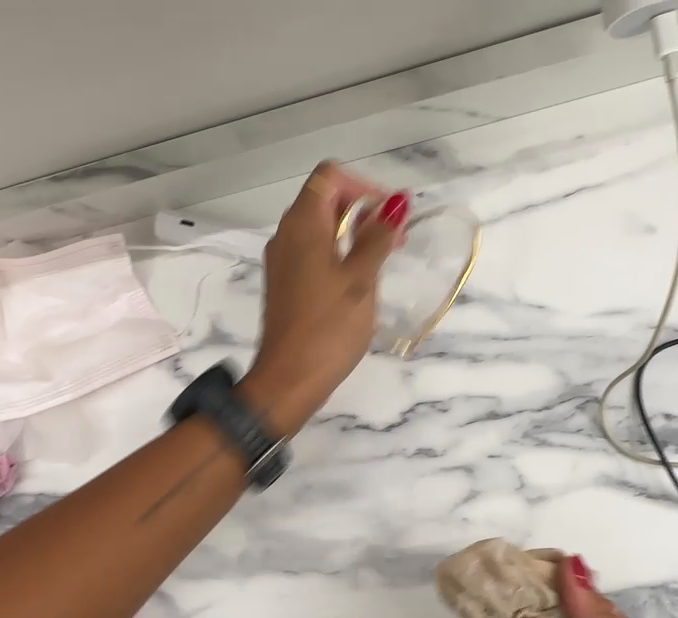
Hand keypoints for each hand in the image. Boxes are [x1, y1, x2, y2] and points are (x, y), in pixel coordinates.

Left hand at [239, 161, 408, 428]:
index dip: (364, 186)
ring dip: (353, 236)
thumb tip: (395, 203)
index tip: (390, 216)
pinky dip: (338, 256)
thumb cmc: (328, 329)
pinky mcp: (284, 287)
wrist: (288, 381)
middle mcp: (286, 236)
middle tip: (395, 241)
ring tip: (383, 263)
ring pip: (319, 230)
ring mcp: (282, 263)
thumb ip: (378, 237)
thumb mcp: (361, 280)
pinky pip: (312, 256)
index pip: (329, 177)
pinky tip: (358, 283)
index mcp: (302, 225)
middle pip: (324, 201)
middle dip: (363, 211)